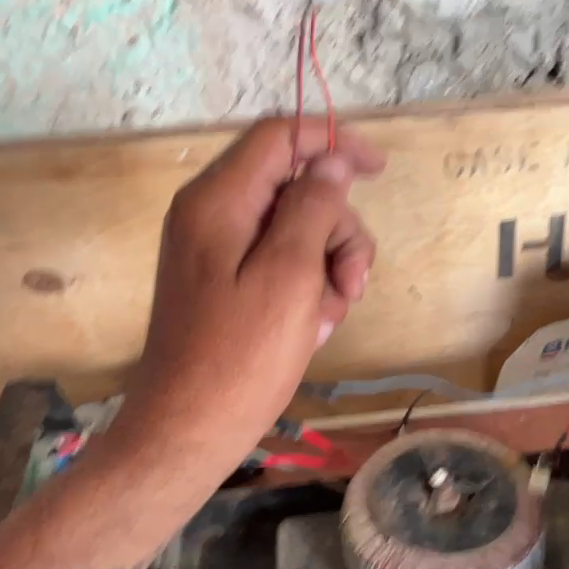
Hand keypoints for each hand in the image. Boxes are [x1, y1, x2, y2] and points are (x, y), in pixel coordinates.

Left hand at [110, 119, 384, 471]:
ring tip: (327, 318)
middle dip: (337, 230)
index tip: (379, 170)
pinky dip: (306, 288)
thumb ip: (312, 208)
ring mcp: (217, 250)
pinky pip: (279, 263)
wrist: (188, 430)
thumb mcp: (290, 276)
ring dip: (327, 267)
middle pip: (295, 188)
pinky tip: (310, 328)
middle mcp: (212, 214)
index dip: (333, 143)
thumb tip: (331, 162)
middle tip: (352, 283)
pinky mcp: (225, 282)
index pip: (280, 137)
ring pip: (295, 229)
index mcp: (218, 201)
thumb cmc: (241, 357)